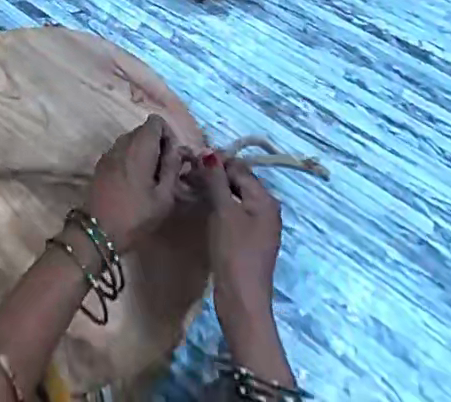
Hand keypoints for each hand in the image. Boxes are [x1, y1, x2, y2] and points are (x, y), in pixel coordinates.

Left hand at [84, 115, 191, 247]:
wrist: (98, 229)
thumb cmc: (135, 215)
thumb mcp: (163, 197)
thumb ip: (172, 168)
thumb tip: (177, 150)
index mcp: (138, 147)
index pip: (155, 121)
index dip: (169, 134)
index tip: (173, 158)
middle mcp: (122, 143)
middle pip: (144, 130)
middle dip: (158, 144)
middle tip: (167, 171)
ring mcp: (109, 151)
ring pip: (132, 140)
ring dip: (145, 151)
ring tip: (153, 179)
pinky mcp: (102, 162)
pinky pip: (122, 150)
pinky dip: (133, 158)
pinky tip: (137, 182)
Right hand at [195, 156, 289, 377]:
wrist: (241, 298)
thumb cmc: (234, 250)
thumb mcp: (223, 210)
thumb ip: (216, 179)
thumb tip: (209, 151)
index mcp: (265, 200)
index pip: (239, 168)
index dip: (216, 161)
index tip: (190, 158)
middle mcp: (265, 209)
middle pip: (237, 181)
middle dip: (213, 173)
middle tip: (185, 171)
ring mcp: (257, 225)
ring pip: (233, 195)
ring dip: (213, 188)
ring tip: (188, 184)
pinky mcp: (247, 237)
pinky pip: (232, 210)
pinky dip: (217, 203)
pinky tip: (199, 202)